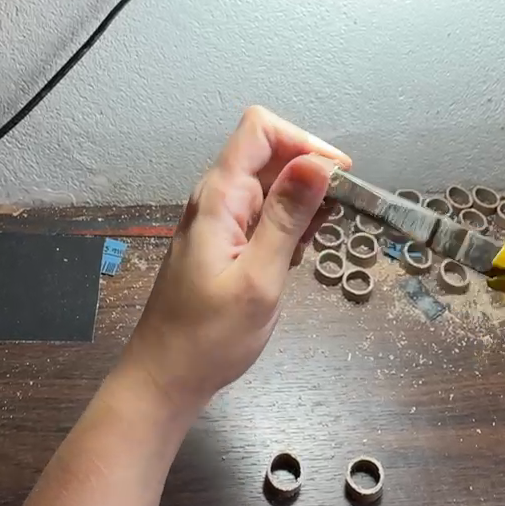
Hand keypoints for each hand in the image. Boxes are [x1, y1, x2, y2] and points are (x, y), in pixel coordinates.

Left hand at [116, 106, 348, 416]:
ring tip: (315, 242)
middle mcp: (217, 196)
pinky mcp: (225, 239)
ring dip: (302, 202)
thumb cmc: (210, 337)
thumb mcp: (259, 279)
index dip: (303, 141)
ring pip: (270, 183)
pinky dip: (289, 224)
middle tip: (336, 218)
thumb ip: (288, 218)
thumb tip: (318, 163)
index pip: (260, 129)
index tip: (339, 178)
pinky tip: (296, 255)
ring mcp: (219, 218)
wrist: (165, 377)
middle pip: (269, 153)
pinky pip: (263, 212)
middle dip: (309, 174)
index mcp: (220, 196)